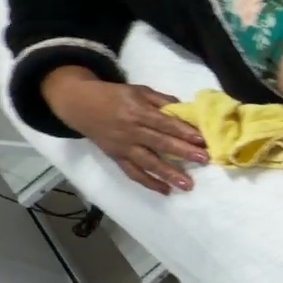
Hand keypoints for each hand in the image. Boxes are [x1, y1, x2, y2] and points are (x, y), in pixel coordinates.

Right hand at [42, 66, 206, 194]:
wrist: (78, 103)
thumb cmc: (115, 95)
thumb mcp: (140, 91)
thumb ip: (164, 101)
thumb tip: (189, 112)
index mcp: (137, 111)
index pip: (164, 123)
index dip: (183, 132)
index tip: (202, 140)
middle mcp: (130, 130)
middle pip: (159, 143)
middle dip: (182, 152)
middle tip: (204, 160)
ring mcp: (122, 146)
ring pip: (147, 162)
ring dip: (168, 174)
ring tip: (187, 185)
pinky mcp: (115, 157)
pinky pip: (132, 172)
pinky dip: (148, 182)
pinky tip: (165, 191)